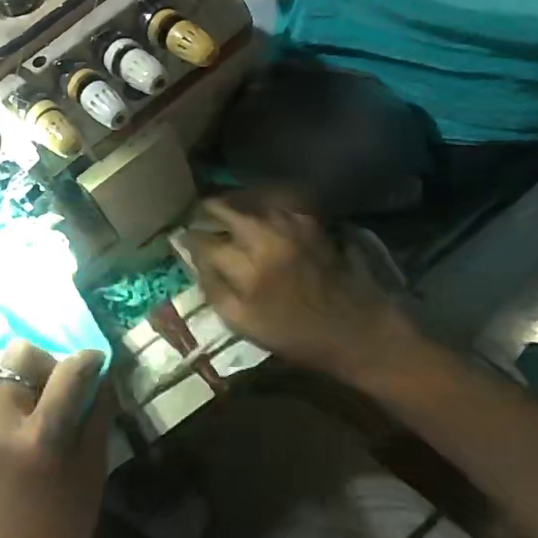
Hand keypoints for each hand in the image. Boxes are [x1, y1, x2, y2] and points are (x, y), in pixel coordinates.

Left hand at [0, 342, 113, 537]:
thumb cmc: (61, 530)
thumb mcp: (92, 474)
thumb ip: (97, 420)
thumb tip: (104, 380)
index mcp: (41, 437)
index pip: (67, 373)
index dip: (88, 360)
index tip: (99, 361)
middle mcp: (3, 421)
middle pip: (21, 353)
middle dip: (49, 360)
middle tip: (63, 385)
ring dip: (19, 366)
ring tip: (36, 391)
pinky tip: (13, 396)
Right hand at [184, 196, 421, 384]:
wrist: (357, 331)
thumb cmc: (296, 335)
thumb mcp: (244, 325)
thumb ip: (215, 291)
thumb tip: (196, 263)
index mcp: (246, 267)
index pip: (204, 241)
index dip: (189, 238)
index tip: (181, 237)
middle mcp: (265, 238)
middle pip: (226, 210)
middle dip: (208, 210)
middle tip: (199, 213)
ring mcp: (291, 227)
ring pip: (253, 202)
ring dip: (235, 203)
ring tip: (225, 209)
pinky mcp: (312, 224)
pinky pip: (281, 204)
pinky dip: (265, 204)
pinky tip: (260, 211)